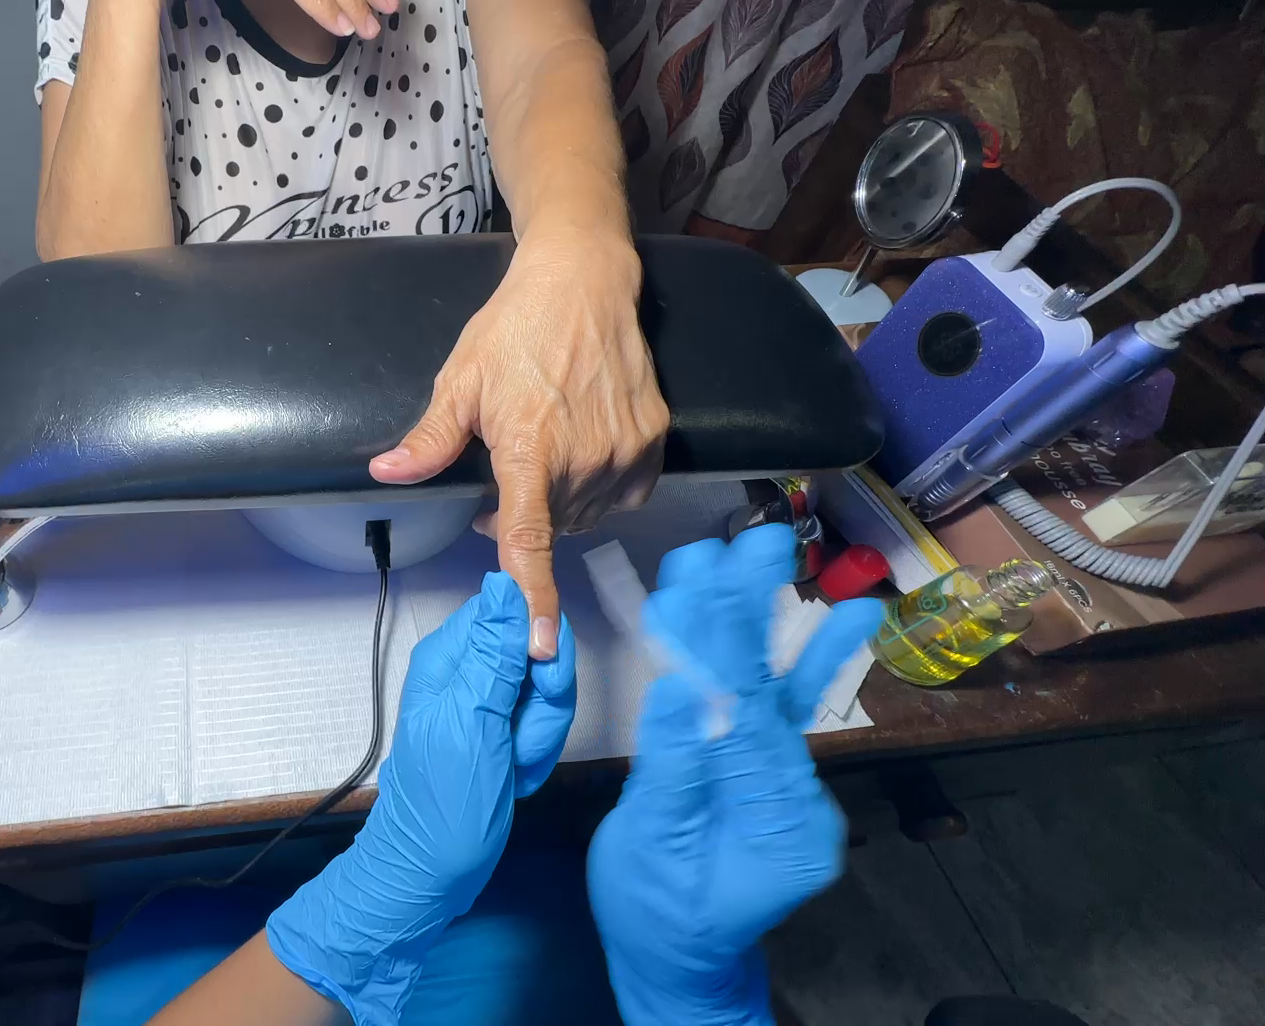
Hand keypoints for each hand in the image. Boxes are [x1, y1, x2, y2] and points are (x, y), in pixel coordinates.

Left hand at [266, 573, 574, 1025]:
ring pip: (546, 692)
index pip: (516, 613)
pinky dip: (537, 754)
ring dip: (540, 736)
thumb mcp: (474, 719)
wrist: (431, 871)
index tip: (541, 687)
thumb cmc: (446, 797)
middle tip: (518, 744)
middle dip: (544, 704)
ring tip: (512, 767)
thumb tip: (503, 579)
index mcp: (452, 655)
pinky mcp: (502, 730)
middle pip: (539, 654)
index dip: (541, 648)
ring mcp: (486, 702)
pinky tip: (514, 778)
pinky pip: (542, 724)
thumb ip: (496, 651)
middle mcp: (469, 670)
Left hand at [371, 230, 667, 660]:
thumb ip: (430, 439)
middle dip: (516, 521)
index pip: (527, 540)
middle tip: (499, 481)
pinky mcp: (652, 440)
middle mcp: (583, 460)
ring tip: (536, 462)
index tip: (538, 645)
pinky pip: (623, 494)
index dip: (532, 597)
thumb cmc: (514, 329)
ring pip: (584, 514)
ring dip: (554, 506)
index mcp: (530, 451)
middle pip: (548, 528)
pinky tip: (577, 461)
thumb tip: (387, 475)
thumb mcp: (460, 381)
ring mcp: (624, 451)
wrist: (584, 283)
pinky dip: (595, 491)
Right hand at [586, 525, 883, 1025]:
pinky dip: (803, 655)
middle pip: (767, 685)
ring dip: (761, 614)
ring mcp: (786, 779)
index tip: (698, 583)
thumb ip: (674, 772)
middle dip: (753, 610)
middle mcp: (796, 793)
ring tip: (767, 551)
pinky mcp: (766, 768)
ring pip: (770, 681)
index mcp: (775, 821)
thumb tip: (680, 690)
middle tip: (756, 540)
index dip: (715, 645)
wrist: (678, 955)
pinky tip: (840, 614)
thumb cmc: (655, 911)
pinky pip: (779, 705)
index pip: (741, 714)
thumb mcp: (654, 848)